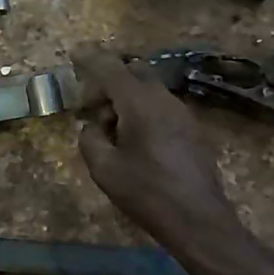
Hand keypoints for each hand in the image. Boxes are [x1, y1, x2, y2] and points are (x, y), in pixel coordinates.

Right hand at [75, 52, 252, 264]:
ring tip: (112, 127)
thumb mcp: (104, 169)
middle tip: (92, 101)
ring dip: (128, 96)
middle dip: (111, 78)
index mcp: (140, 103)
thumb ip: (91, 139)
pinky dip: (143, 109)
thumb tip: (92, 126)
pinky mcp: (192, 129)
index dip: (91, 59)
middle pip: (135, 71)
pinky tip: (135, 139)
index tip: (75, 54)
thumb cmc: (147, 193)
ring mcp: (183, 113)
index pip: (111, 69)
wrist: (198, 220)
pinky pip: (162, 106)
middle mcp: (164, 99)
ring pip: (150, 88)